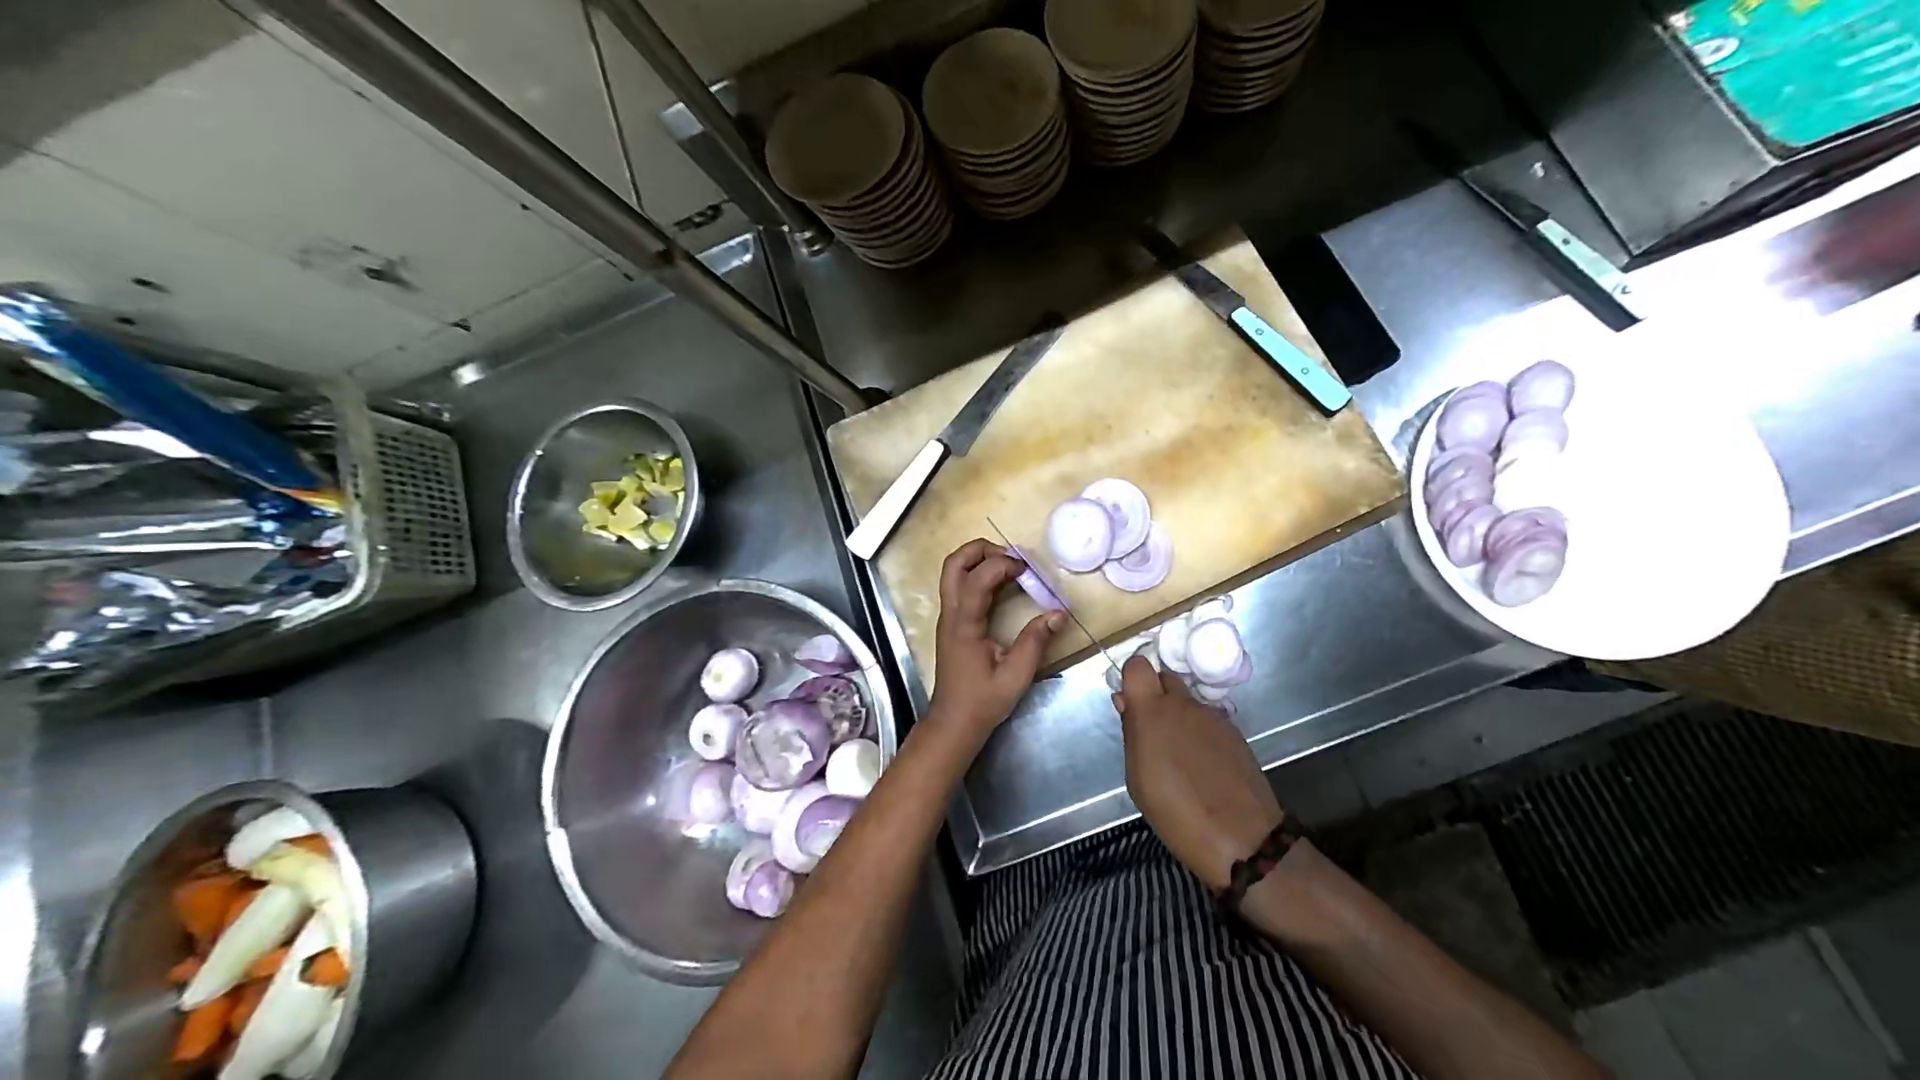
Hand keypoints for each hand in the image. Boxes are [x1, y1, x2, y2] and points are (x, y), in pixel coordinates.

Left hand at [928, 540, 1064, 742]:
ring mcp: (948, 617)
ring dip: (978, 560)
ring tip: (1010, 566)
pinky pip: (960, 586)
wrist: (954, 722)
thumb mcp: (1015, 676)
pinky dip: (978, 574)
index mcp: (964, 624)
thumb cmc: (982, 701)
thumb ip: (1035, 642)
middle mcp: (950, 614)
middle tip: (1012, 556)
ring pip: (953, 572)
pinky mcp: (952, 623)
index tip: (1027, 570)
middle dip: (981, 550)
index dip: (1002, 566)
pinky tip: (1002, 584)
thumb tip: (1058, 614)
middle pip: (954, 564)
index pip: (977, 579)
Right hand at [1113, 656, 1284, 889]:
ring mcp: (1213, 717)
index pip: (1138, 666)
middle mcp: (1184, 705)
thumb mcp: (1137, 778)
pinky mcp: (1235, 733)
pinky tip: (1202, 764)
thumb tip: (1128, 705)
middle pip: (1165, 678)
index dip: (1132, 679)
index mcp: (1152, 711)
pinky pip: (1208, 721)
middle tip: (1151, 728)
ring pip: (1188, 702)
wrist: (1241, 839)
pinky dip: (1200, 732)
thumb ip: (1132, 734)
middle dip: (1155, 694)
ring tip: (1178, 754)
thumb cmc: (1175, 813)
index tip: (1129, 701)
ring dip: (1179, 716)